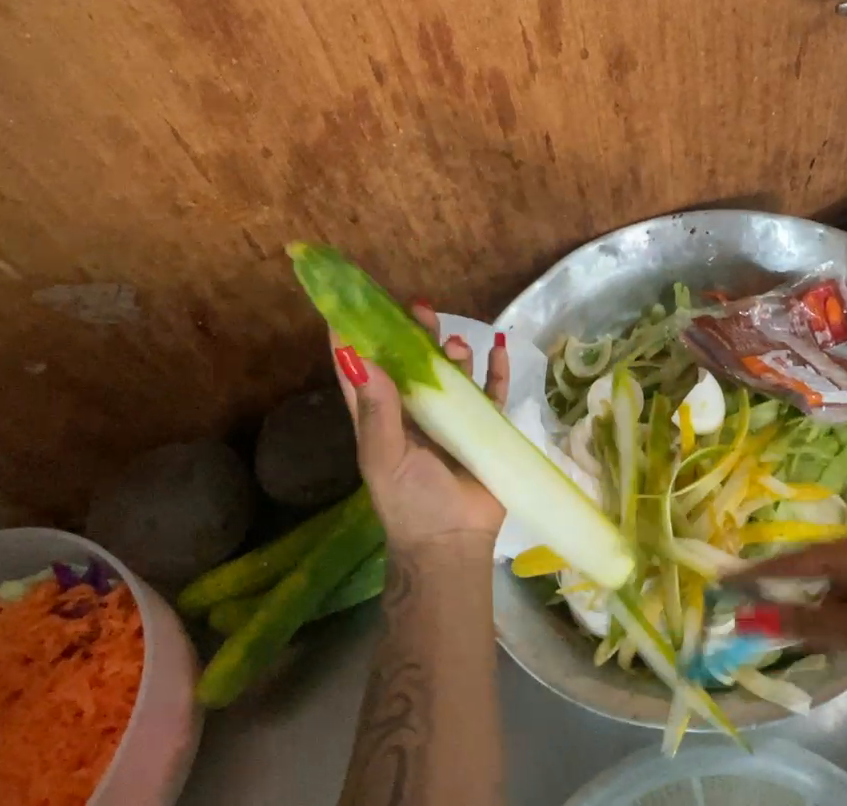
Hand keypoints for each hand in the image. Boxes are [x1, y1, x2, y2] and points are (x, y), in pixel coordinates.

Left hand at [331, 305, 506, 551]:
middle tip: (421, 309)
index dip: (353, 340)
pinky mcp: (484, 426)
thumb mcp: (384, 456)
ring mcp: (451, 418)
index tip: (349, 305)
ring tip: (457, 346)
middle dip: (415, 334)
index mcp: (381, 418)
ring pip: (452, 372)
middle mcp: (414, 412)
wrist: (452, 541)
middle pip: (412, 362)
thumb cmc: (409, 501)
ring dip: (454, 352)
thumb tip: (357, 357)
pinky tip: (497, 349)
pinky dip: (496, 370)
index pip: (360, 372)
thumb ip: (377, 410)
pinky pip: (493, 392)